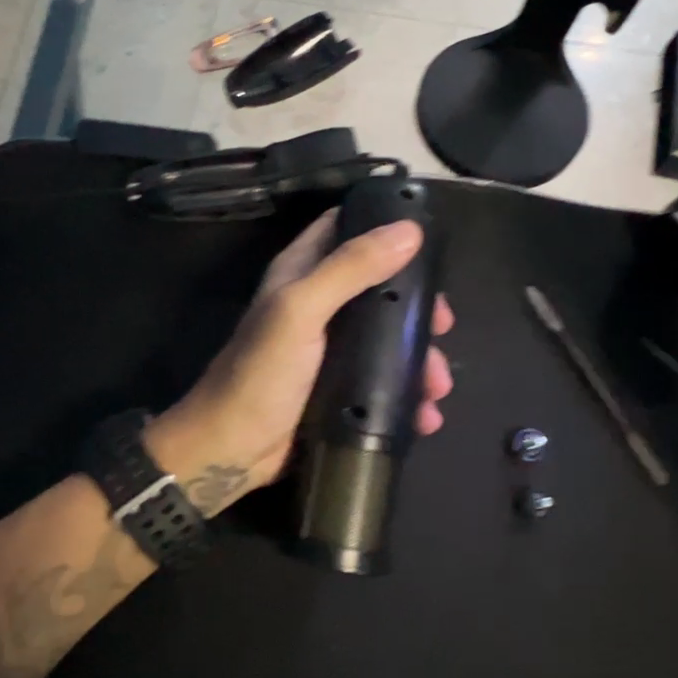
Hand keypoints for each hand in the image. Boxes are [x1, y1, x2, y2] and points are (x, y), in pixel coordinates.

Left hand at [144, 210, 453, 515]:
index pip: (344, 229)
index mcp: (301, 275)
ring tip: (438, 387)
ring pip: (389, 340)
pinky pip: (384, 384)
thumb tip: (409, 231)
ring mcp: (331, 352)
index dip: (383, 226)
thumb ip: (349, 269)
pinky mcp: (341, 391)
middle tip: (444, 324)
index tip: (428, 236)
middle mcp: (318, 306)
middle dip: (417, 305)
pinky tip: (426, 415)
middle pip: (380, 289)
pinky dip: (408, 396)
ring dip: (420, 359)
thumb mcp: (300, 312)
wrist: (233, 451)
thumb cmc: (260, 375)